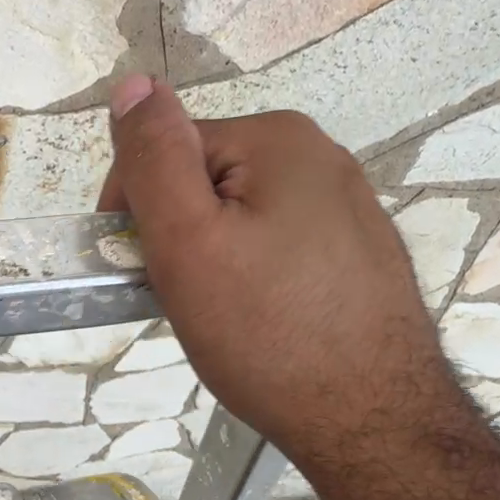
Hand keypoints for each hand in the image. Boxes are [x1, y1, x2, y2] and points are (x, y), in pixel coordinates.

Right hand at [97, 76, 462, 463]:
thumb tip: (131, 84)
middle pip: (204, 180)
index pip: (167, 147)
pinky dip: (250, 276)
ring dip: (210, 258)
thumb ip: (153, 160)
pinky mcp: (355, 253)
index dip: (134, 208)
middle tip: (181, 298)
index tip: (137, 268)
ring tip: (219, 315)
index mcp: (277, 138)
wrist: (368, 415)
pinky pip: (276, 247)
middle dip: (176, 233)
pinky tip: (258, 320)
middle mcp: (320, 156)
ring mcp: (346, 206)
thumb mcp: (188, 241)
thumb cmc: (265, 330)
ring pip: (239, 217)